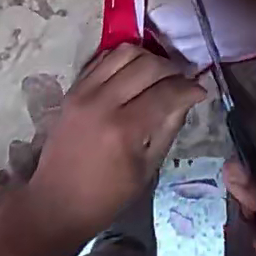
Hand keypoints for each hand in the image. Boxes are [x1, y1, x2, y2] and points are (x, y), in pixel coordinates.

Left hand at [11, 44, 205, 242]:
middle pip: (149, 65)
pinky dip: (124, 59)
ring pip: (126, 52)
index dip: (190, 88)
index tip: (200, 91)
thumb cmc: (107, 195)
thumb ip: (170, 126)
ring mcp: (84, 93)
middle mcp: (103, 103)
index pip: (167, 92)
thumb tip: (189, 97)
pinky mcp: (73, 90)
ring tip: (159, 74)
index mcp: (124, 130)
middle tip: (182, 81)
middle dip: (173, 69)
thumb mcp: (148, 168)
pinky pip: (103, 58)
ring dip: (149, 58)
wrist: (55, 203)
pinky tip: (134, 73)